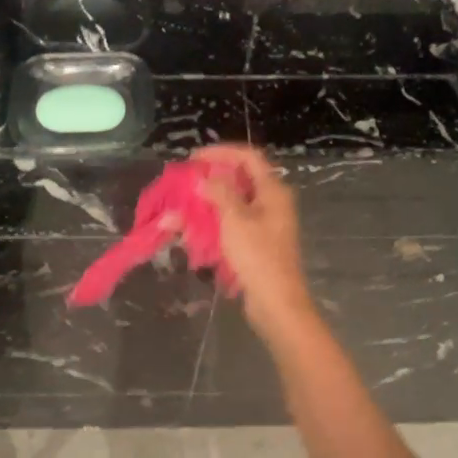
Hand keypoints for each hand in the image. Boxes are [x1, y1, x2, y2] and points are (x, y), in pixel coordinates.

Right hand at [194, 144, 318, 339]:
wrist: (277, 304)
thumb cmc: (258, 257)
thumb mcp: (235, 220)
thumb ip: (219, 193)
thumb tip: (204, 178)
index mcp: (272, 190)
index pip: (248, 157)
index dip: (221, 152)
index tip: (194, 159)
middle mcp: (271, 202)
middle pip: (239, 179)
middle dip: (210, 180)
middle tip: (186, 182)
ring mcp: (265, 224)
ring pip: (232, 203)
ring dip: (207, 204)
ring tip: (181, 209)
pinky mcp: (257, 243)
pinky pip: (232, 224)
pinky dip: (212, 224)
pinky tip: (190, 233)